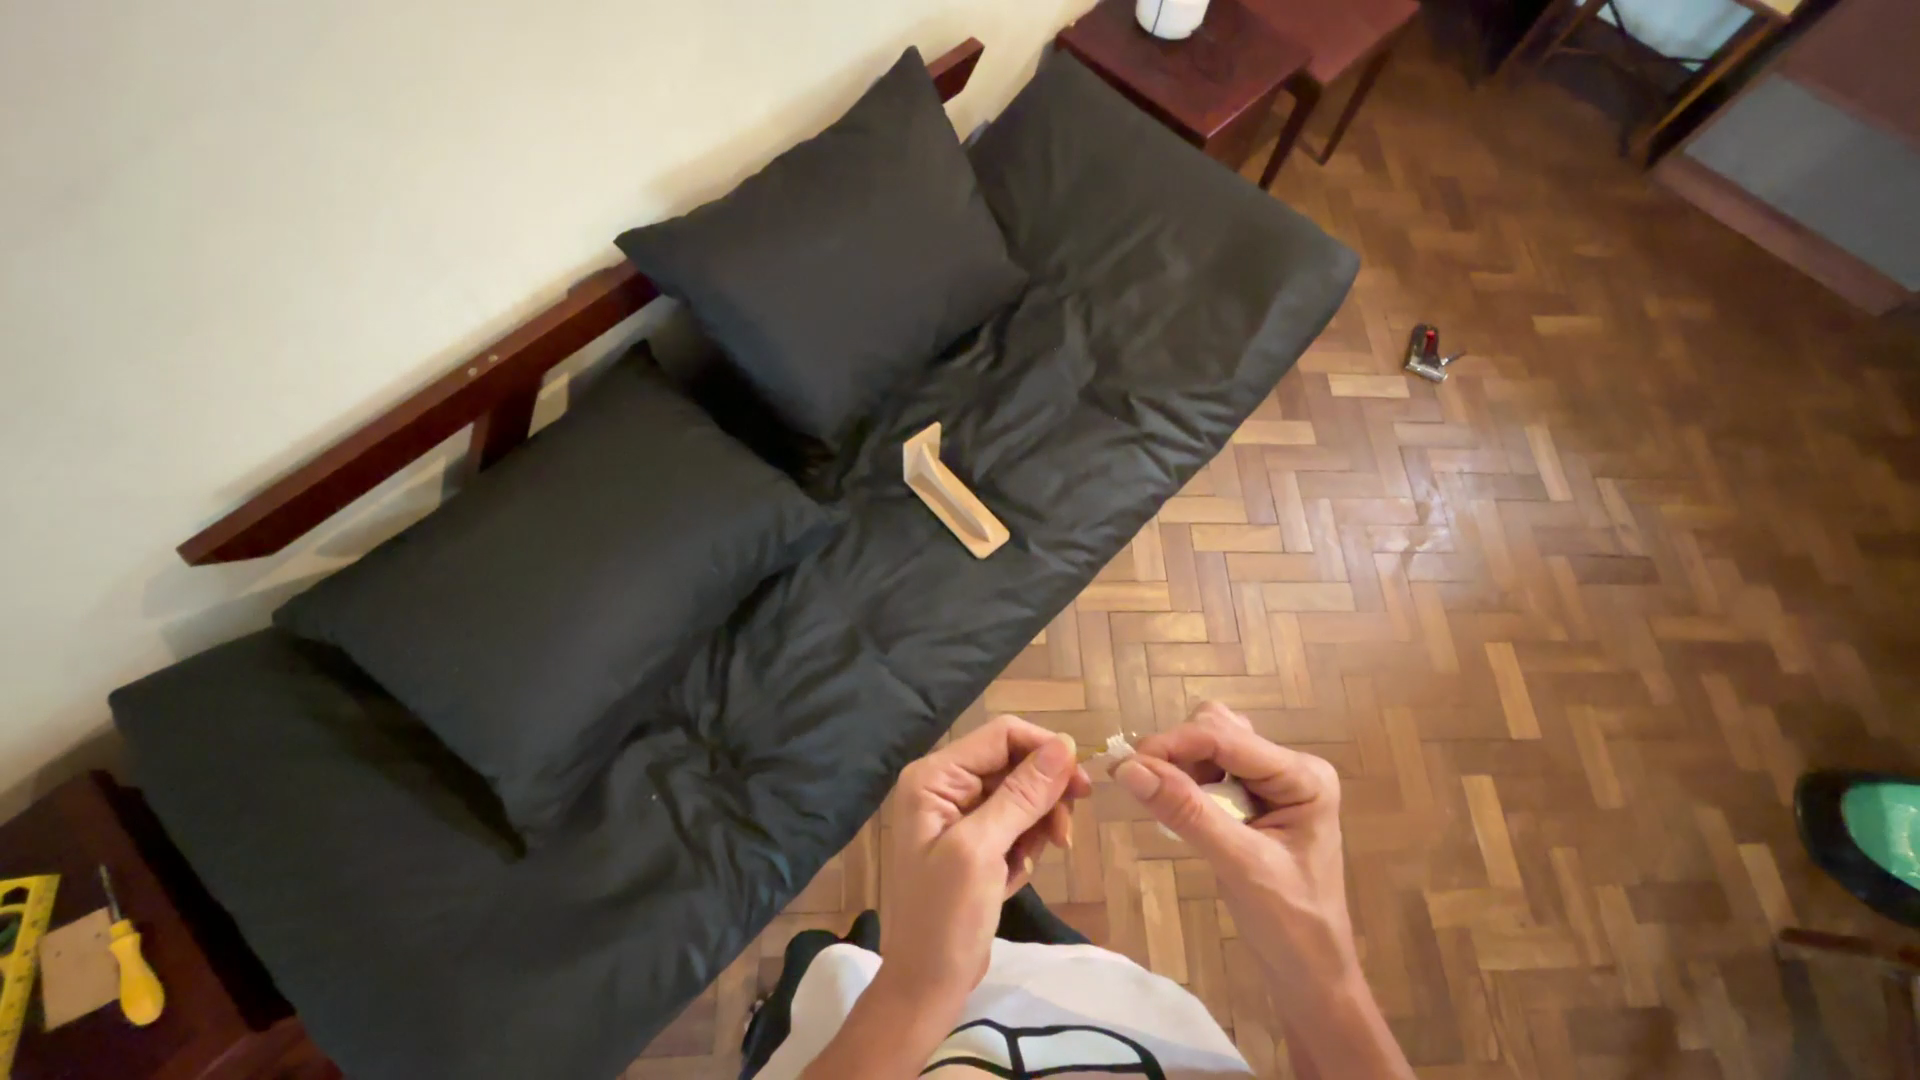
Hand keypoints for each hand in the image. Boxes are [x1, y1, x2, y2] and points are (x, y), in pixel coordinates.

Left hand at [881, 715, 1092, 1009]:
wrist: (927, 986)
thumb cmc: (944, 918)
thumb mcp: (982, 851)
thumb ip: (1022, 795)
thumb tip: (1066, 745)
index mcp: (934, 777)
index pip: (1002, 735)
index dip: (1046, 750)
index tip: (1082, 786)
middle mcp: (944, 786)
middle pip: (1014, 763)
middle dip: (1043, 797)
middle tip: (1062, 836)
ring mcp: (959, 814)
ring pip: (1021, 794)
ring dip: (1036, 826)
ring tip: (1026, 864)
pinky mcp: (974, 841)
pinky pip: (1016, 824)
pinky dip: (1025, 846)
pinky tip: (1012, 877)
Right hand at [1112, 703, 1354, 1012]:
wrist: (1310, 974)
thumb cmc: (1289, 924)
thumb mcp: (1238, 864)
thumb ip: (1186, 811)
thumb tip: (1128, 768)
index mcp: (1302, 776)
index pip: (1227, 738)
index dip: (1174, 743)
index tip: (1126, 764)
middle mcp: (1288, 768)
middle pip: (1217, 730)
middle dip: (1177, 752)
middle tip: (1143, 785)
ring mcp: (1271, 782)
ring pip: (1209, 745)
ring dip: (1179, 766)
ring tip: (1164, 804)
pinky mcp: (1253, 799)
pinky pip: (1208, 770)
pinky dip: (1184, 782)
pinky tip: (1176, 810)